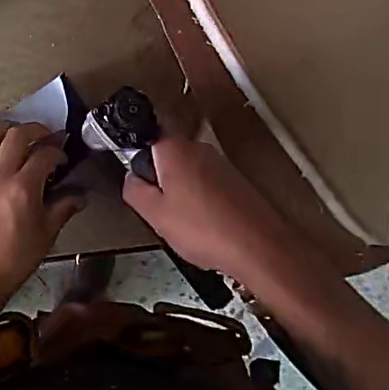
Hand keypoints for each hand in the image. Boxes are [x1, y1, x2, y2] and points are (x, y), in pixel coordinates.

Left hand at [0, 121, 82, 306]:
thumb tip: (80, 196)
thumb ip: (64, 207)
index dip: (58, 151)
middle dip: (36, 129)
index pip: (45, 154)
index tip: (62, 157)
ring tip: (16, 134)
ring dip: (6, 128)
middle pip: (18, 134)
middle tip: (45, 135)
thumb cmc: (15, 258)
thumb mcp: (47, 233)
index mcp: (23, 188)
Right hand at [121, 136, 297, 282]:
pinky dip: (203, 204)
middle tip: (160, 210)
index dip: (139, 166)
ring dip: (183, 195)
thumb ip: (134, 190)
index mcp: (175, 150)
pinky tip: (205, 227)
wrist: (257, 246)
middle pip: (168, 159)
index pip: (146, 143)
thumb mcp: (154, 214)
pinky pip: (209, 188)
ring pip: (190, 175)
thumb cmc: (209, 230)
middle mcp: (200, 150)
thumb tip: (130, 180)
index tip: (139, 185)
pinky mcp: (237, 182)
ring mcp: (222, 165)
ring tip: (185, 224)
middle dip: (162, 183)